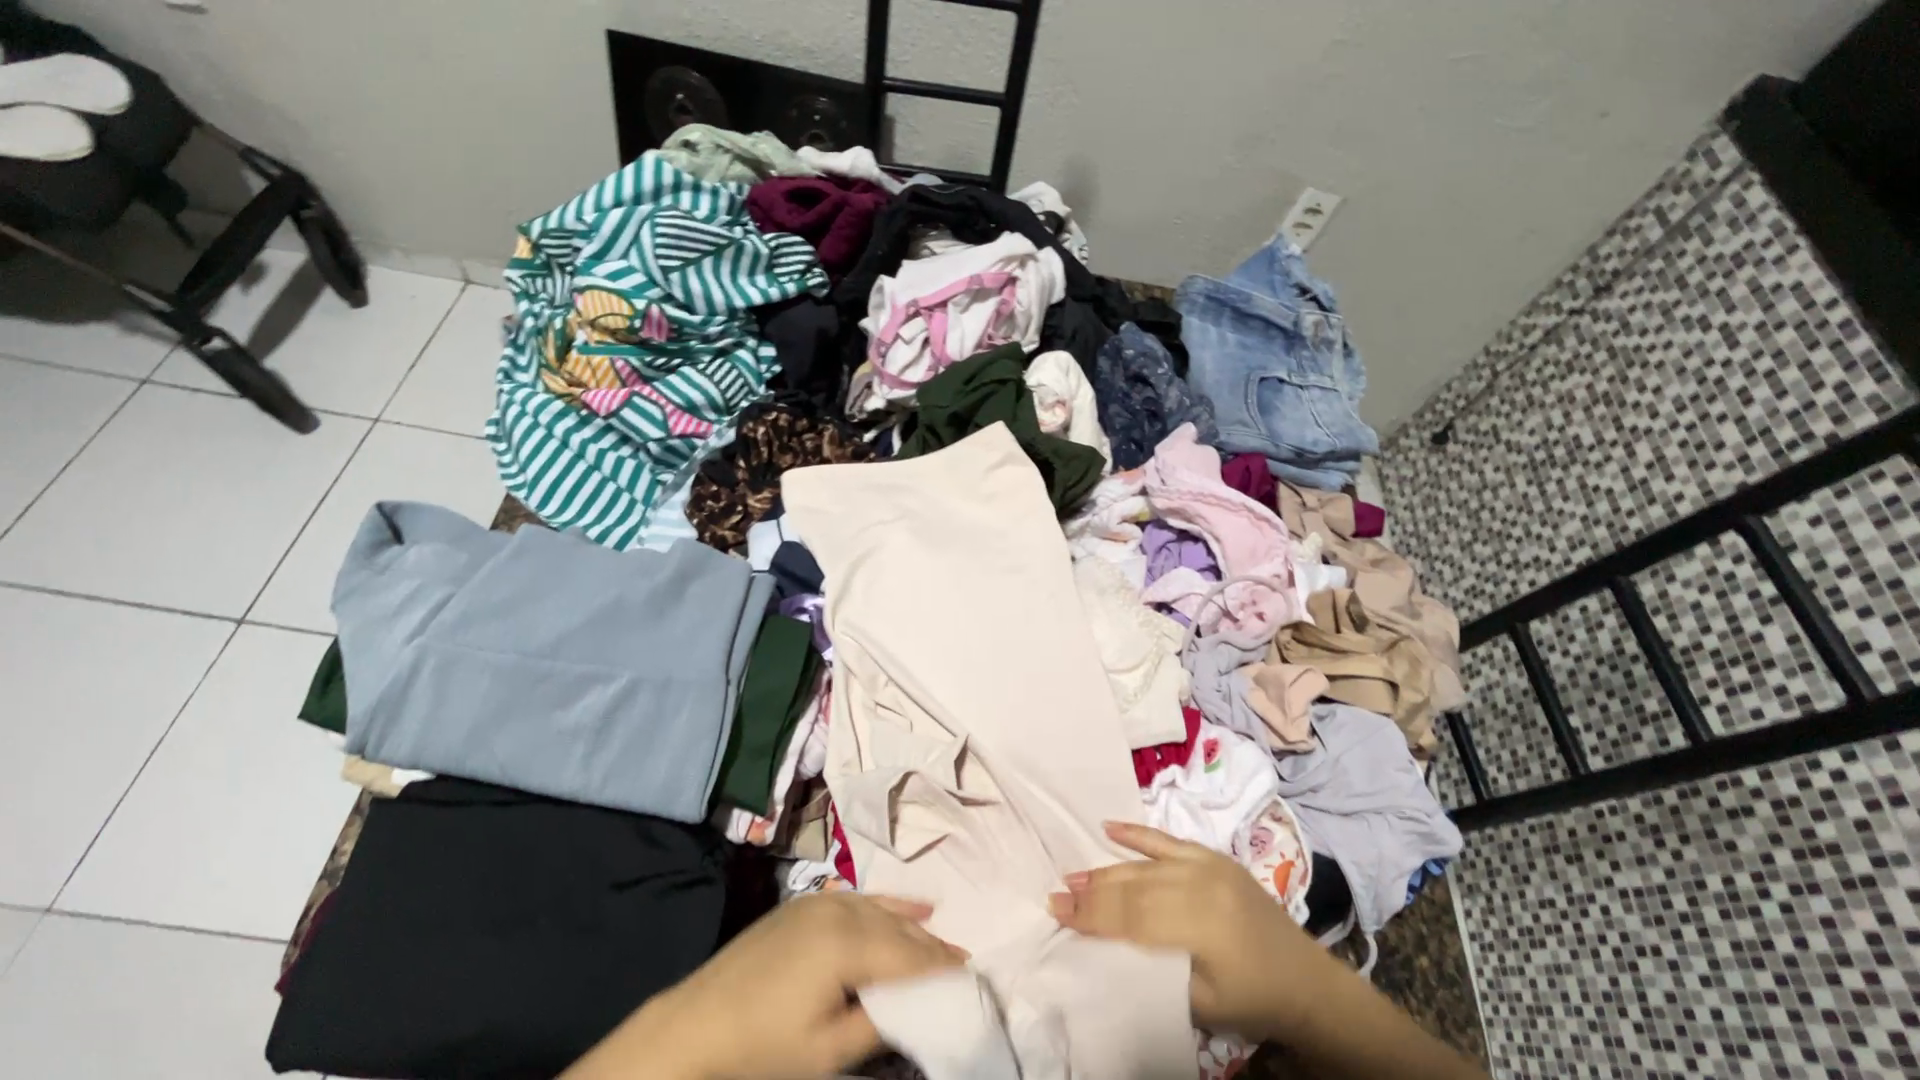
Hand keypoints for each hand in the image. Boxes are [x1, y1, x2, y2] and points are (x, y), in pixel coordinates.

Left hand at [563, 893, 965, 1079]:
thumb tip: (919, 1006)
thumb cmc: (762, 1047)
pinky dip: (885, 903)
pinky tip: (906, 907)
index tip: (974, 975)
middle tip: (964, 961)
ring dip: (912, 925)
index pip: (910, 956)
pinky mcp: (802, 905)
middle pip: (899, 929)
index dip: (943, 967)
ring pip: (880, 909)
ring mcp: (818, 903)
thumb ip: (879, 1022)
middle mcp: (838, 912)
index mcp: (847, 944)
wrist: (693, 1026)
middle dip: (932, 947)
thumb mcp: (828, 1050)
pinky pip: (857, 898)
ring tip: (942, 938)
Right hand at [1048, 820, 1342, 1041]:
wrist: (1308, 982)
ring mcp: (1209, 867)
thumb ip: (1153, 972)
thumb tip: (1104, 948)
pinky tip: (1109, 826)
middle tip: (1056, 895)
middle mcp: (1200, 886)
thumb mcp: (1200, 1002)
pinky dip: (1138, 833)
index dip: (1091, 915)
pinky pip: (1170, 840)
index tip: (1056, 911)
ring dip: (1107, 869)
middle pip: (1133, 887)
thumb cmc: (1252, 1000)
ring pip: (1145, 864)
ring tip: (1074, 875)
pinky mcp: (1216, 859)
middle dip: (1091, 893)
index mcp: (1197, 924)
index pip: (1130, 916)